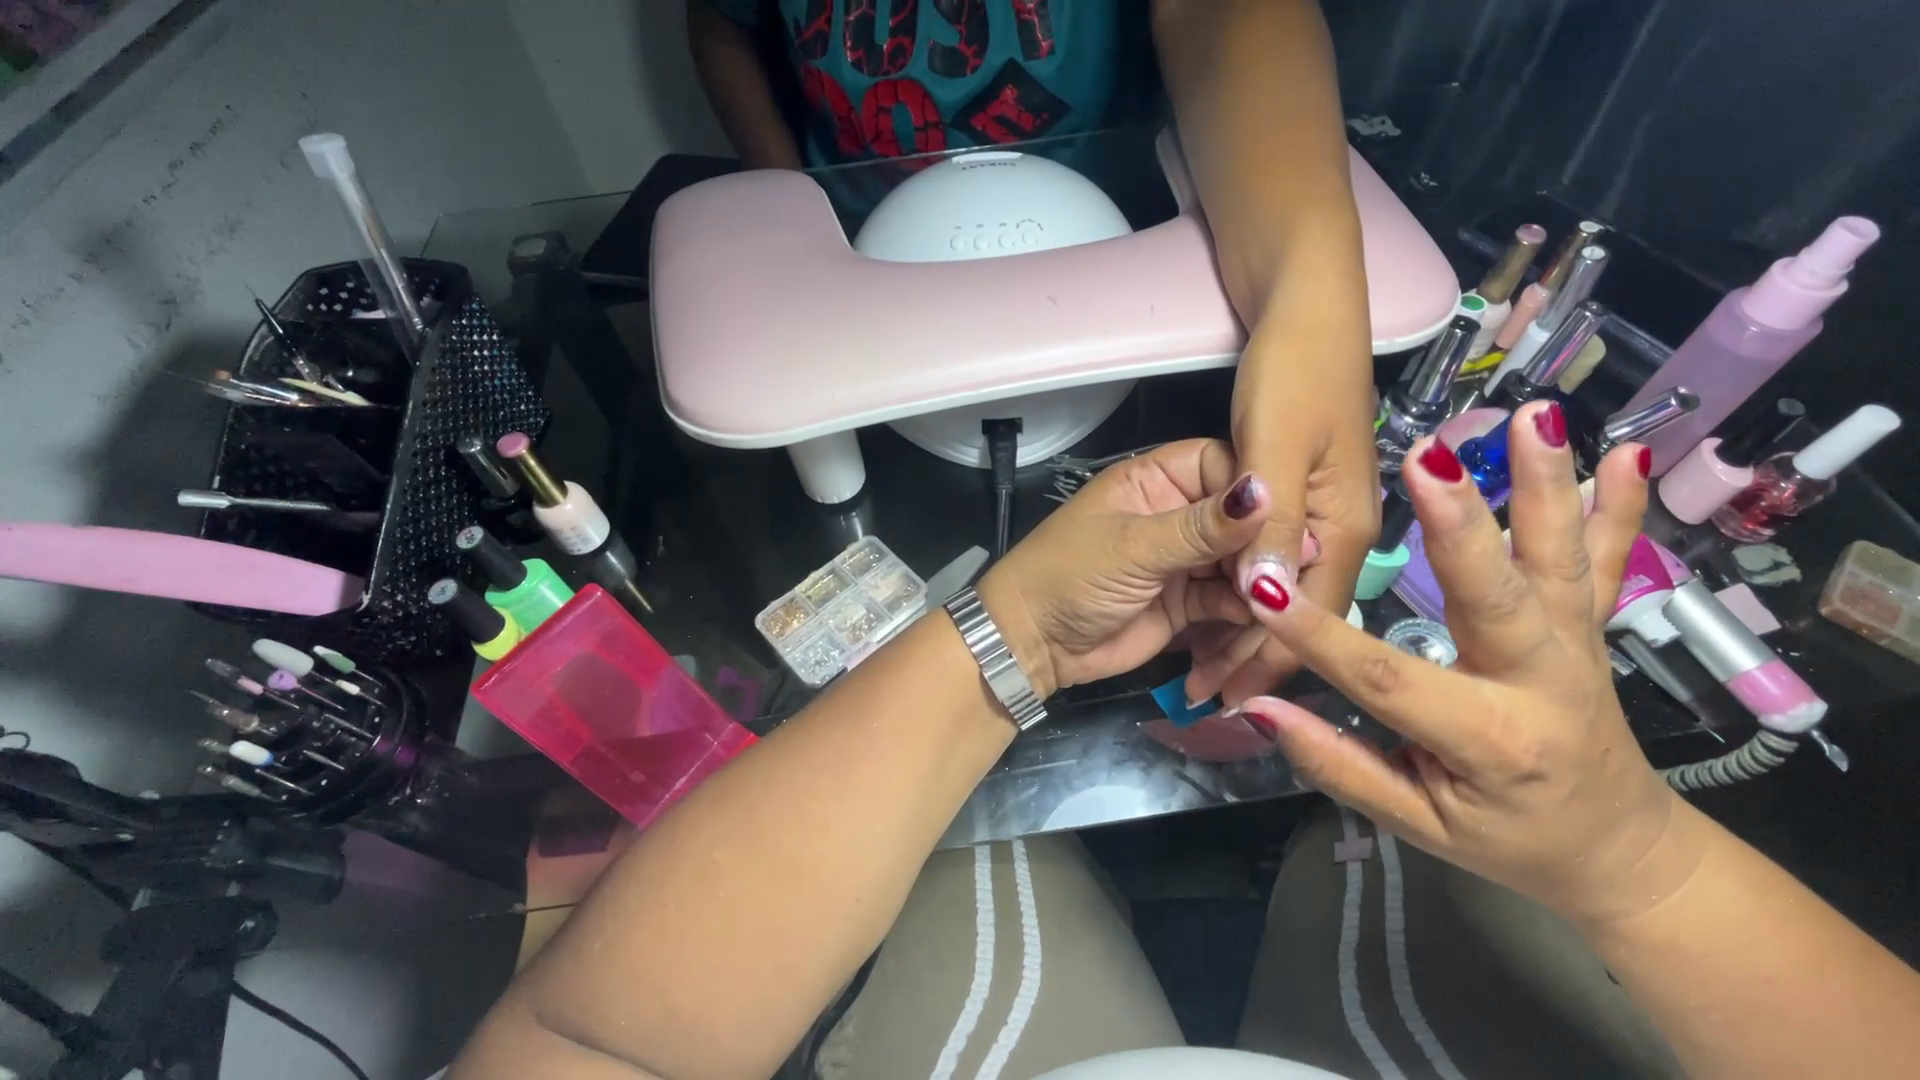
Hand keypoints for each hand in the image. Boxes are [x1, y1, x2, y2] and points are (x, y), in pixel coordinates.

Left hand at [977, 439, 1272, 697]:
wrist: (1034, 644)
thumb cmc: (1070, 577)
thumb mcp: (1134, 547)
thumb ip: (1199, 527)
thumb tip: (1263, 491)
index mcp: (1155, 480)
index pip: (1222, 465)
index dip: (1256, 487)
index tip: (1288, 515)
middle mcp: (1176, 514)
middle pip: (1240, 518)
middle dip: (1265, 542)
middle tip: (1299, 565)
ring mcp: (1185, 560)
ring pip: (1240, 561)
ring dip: (1259, 581)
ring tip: (1281, 598)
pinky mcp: (1189, 602)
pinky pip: (1229, 601)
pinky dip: (1245, 611)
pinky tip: (1259, 619)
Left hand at [1188, 315, 1380, 705]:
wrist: (1295, 306)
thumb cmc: (1291, 369)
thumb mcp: (1270, 444)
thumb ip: (1255, 520)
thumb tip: (1270, 590)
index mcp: (1335, 514)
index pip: (1313, 604)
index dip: (1278, 651)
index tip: (1239, 695)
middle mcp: (1319, 526)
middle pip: (1292, 608)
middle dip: (1257, 654)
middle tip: (1216, 700)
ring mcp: (1288, 523)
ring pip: (1267, 599)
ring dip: (1239, 640)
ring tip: (1206, 686)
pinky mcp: (1263, 513)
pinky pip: (1247, 578)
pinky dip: (1228, 610)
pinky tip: (1206, 643)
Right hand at [1232, 402, 1697, 925]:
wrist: (1622, 853)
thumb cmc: (1511, 843)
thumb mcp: (1417, 825)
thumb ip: (1339, 766)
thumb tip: (1260, 710)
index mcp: (1488, 737)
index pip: (1383, 676)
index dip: (1316, 633)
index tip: (1261, 586)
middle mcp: (1541, 682)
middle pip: (1493, 594)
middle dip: (1455, 523)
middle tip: (1424, 458)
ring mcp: (1577, 647)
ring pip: (1558, 561)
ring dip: (1545, 483)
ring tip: (1533, 417)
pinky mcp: (1593, 630)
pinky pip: (1608, 564)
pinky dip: (1622, 507)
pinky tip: (1632, 451)